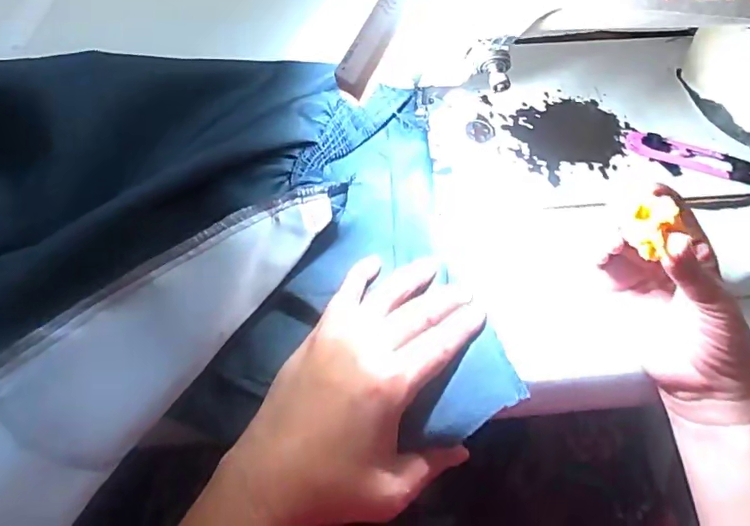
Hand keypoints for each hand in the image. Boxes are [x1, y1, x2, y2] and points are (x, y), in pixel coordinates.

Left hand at [191, 256, 486, 525]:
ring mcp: (339, 333)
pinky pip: (343, 294)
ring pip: (383, 295)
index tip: (481, 308)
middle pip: (415, 314)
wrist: (268, 477)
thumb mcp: (390, 488)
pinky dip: (360, 274)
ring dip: (410, 277)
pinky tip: (374, 262)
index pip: (437, 346)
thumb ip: (430, 462)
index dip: (462, 326)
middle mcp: (367, 347)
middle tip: (467, 288)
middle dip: (445, 299)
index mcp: (390, 384)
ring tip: (432, 265)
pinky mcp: (318, 332)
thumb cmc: (333, 486)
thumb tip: (463, 446)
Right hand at [600, 184, 749, 427]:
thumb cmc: (724, 347)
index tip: (653, 190)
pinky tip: (606, 251)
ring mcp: (639, 272)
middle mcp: (663, 257)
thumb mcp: (717, 308)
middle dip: (632, 211)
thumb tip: (676, 241)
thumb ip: (693, 274)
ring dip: (615, 229)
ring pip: (619, 236)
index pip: (676, 216)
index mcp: (694, 253)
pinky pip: (604, 262)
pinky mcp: (619, 289)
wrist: (706, 391)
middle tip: (629, 210)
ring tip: (619, 237)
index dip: (663, 199)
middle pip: (642, 221)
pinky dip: (600, 250)